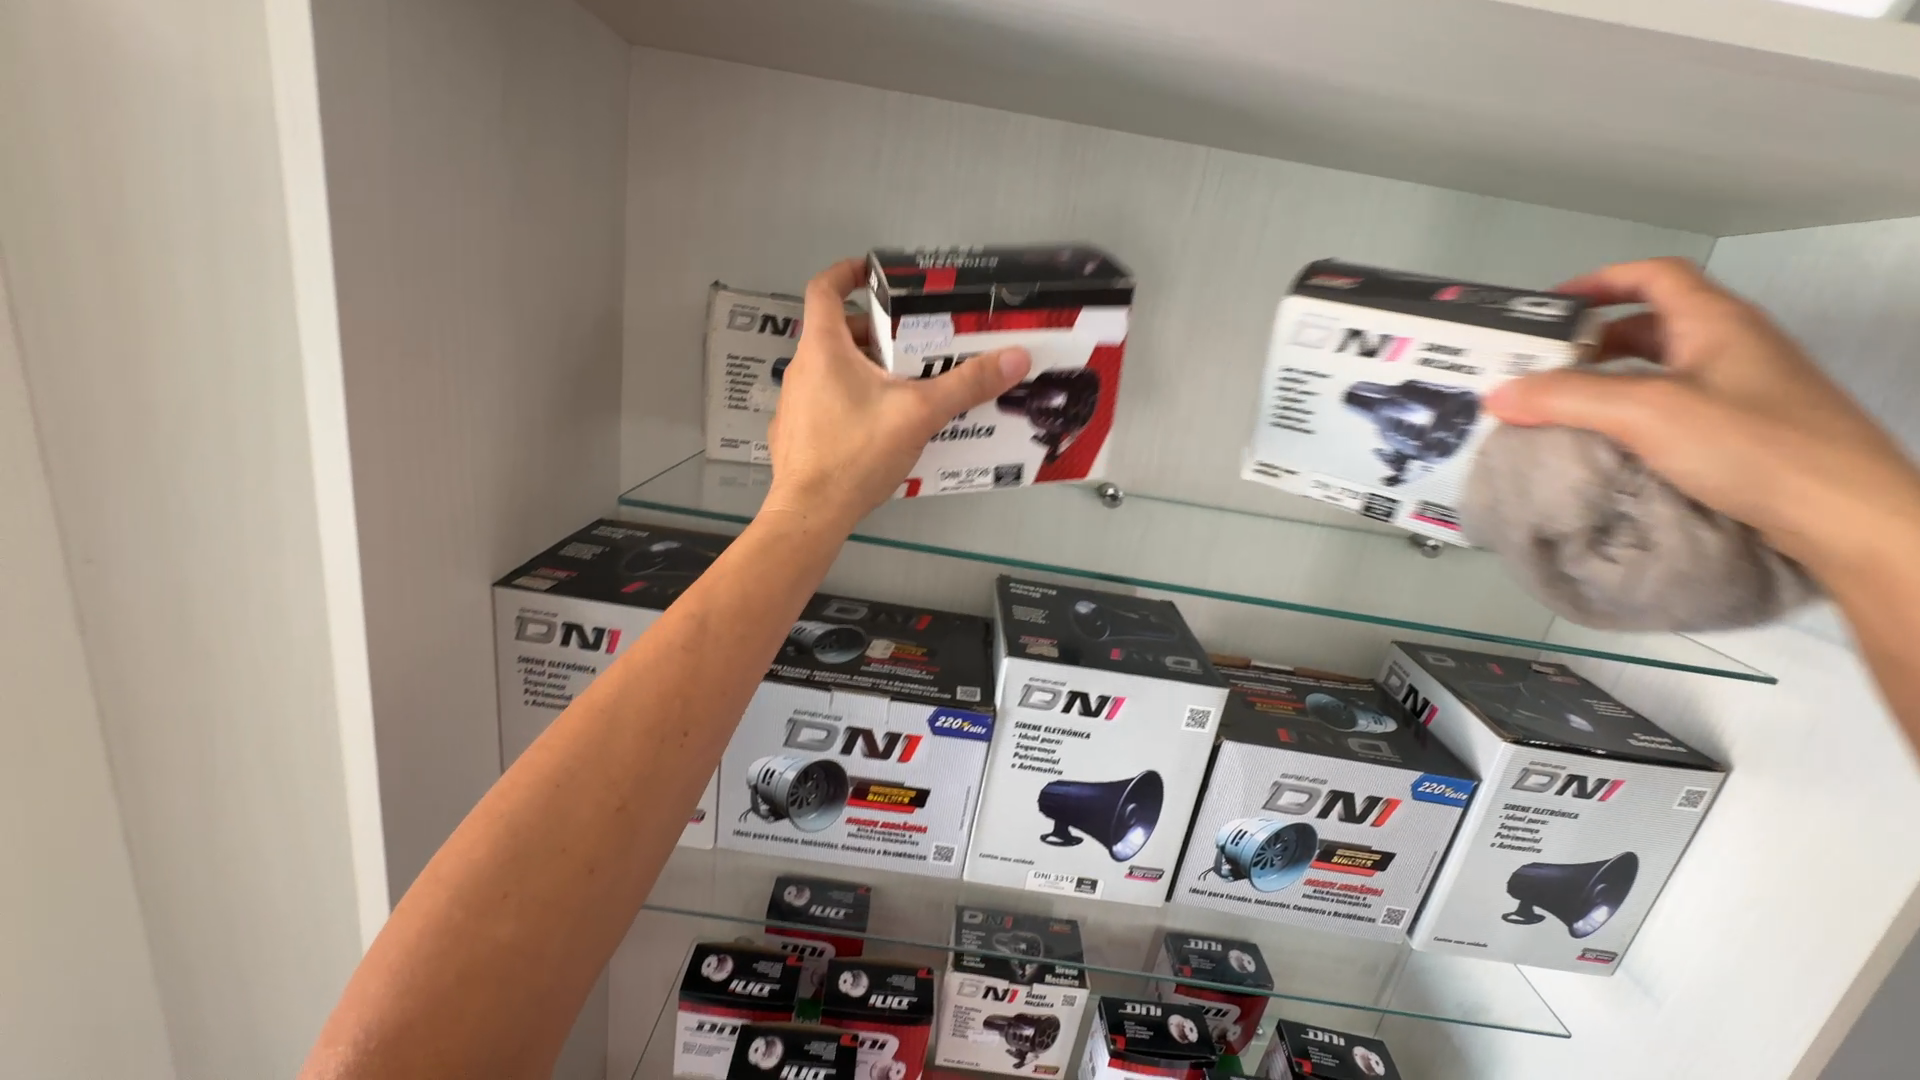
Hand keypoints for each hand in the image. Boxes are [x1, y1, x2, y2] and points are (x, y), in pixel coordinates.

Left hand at [763, 258, 1031, 528]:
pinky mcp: (796, 436)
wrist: (811, 514)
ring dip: (868, 370)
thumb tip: (1016, 357)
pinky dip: (853, 402)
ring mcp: (794, 404)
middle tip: (916, 343)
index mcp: (823, 348)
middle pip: (838, 333)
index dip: (848, 273)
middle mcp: (802, 369)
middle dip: (878, 333)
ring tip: (908, 387)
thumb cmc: (857, 453)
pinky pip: (827, 404)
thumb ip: (967, 384)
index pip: (824, 288)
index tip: (874, 273)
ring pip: (833, 371)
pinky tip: (881, 428)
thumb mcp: (920, 414)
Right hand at [1486, 257, 1919, 582]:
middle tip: (1538, 369)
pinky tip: (1603, 441)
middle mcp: (1730, 346)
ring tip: (1558, 408)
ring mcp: (1741, 389)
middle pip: (1648, 325)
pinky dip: (1626, 414)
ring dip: (1605, 381)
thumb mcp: (1647, 413)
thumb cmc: (1753, 445)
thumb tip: (1497, 394)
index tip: (1547, 310)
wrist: (1845, 516)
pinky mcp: (1741, 430)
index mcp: (1716, 322)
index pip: (1652, 276)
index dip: (1597, 283)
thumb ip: (1567, 397)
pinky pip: (1669, 406)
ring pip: (1657, 369)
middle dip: (1588, 342)